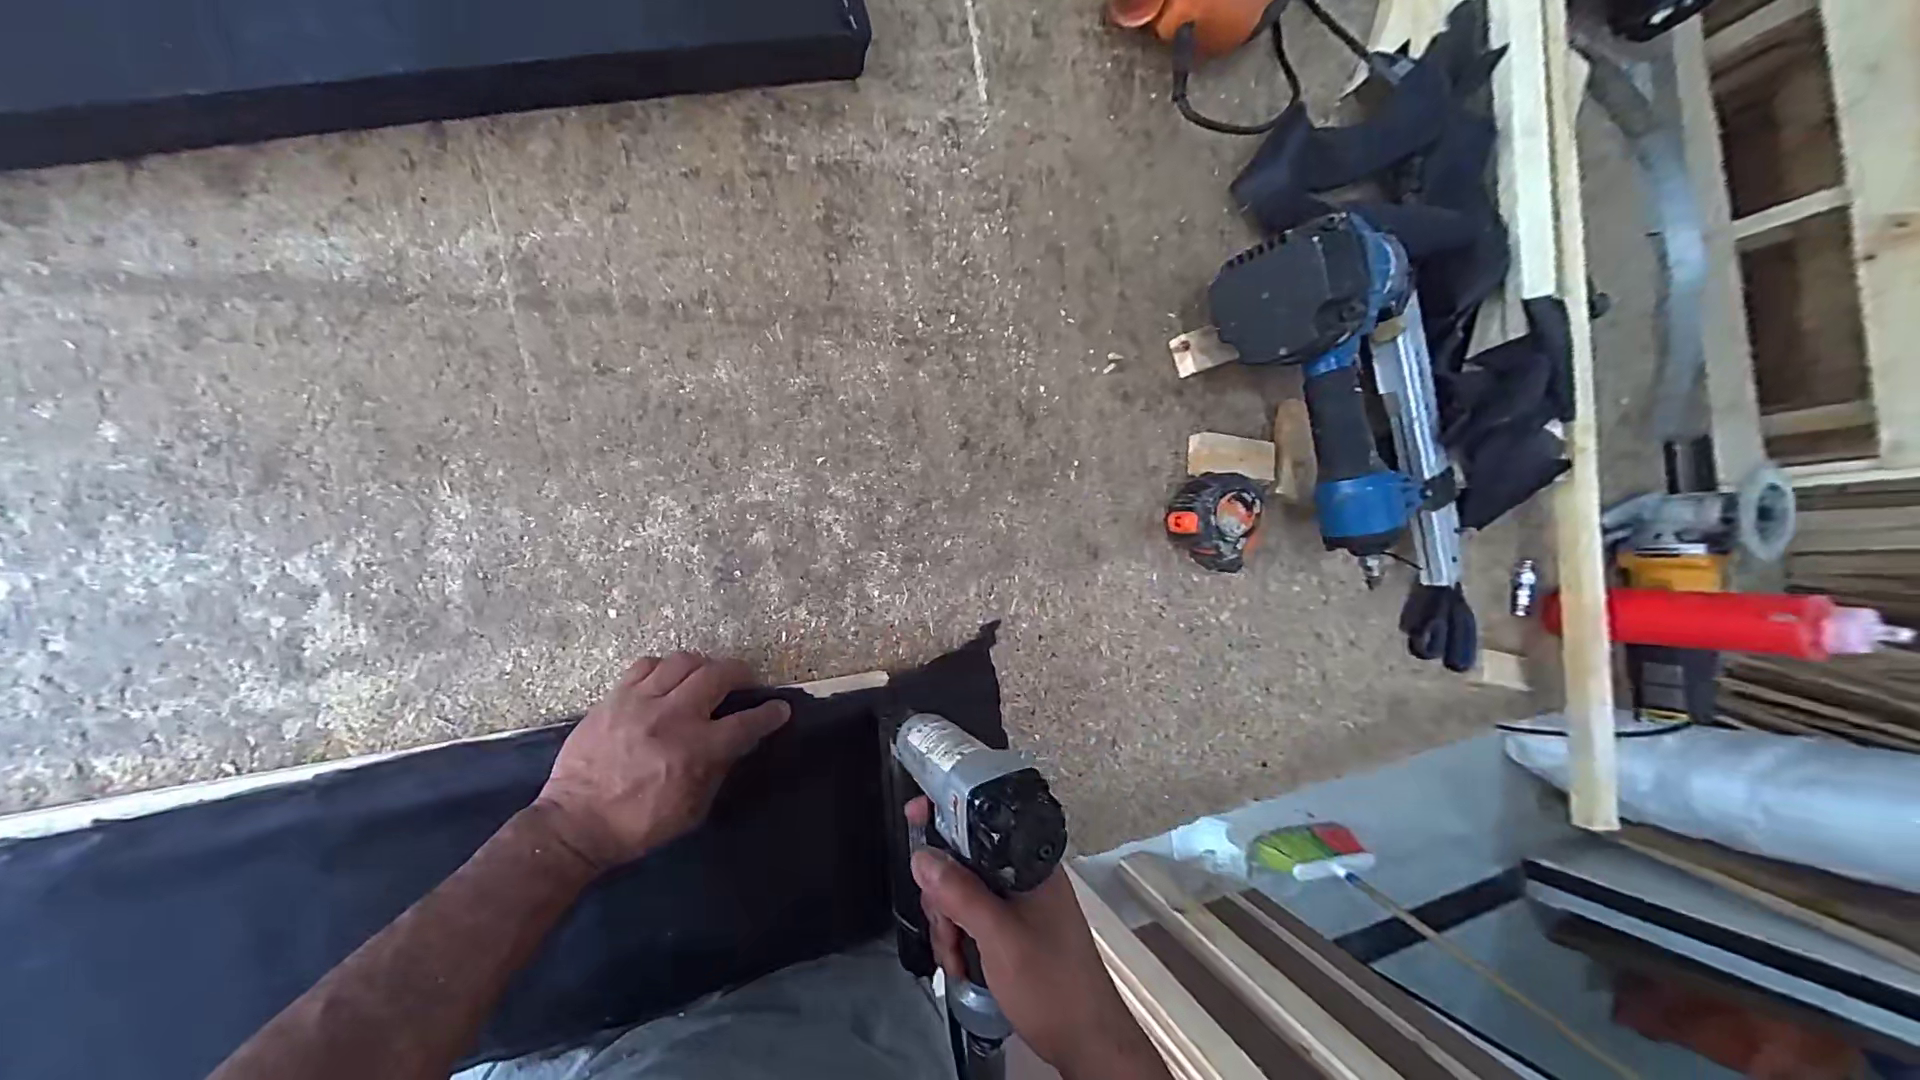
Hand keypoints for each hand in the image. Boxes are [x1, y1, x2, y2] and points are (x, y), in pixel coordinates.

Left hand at [533, 653, 790, 872]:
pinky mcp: (614, 698)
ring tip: (705, 677)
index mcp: (696, 750)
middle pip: (719, 674)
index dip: (770, 713)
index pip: (747, 722)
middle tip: (745, 681)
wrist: (574, 825)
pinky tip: (666, 681)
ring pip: (684, 661)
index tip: (780, 708)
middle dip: (741, 673)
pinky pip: (646, 664)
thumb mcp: (693, 808)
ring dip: (703, 666)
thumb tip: (739, 741)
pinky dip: (664, 668)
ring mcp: (640, 702)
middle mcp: (673, 717)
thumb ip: (719, 768)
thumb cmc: (640, 823)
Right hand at [908, 800, 1169, 1079]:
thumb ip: (960, 894)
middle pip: (961, 863)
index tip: (914, 814)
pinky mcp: (1010, 927)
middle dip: (943, 899)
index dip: (945, 818)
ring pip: (960, 894)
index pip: (980, 825)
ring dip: (948, 926)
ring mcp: (1016, 903)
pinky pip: (969, 917)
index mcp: (1028, 862)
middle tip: (949, 931)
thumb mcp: (999, 937)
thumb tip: (922, 857)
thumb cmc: (1053, 985)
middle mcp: (1022, 875)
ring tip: (958, 959)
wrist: (1084, 1042)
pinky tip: (963, 966)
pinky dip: (958, 940)